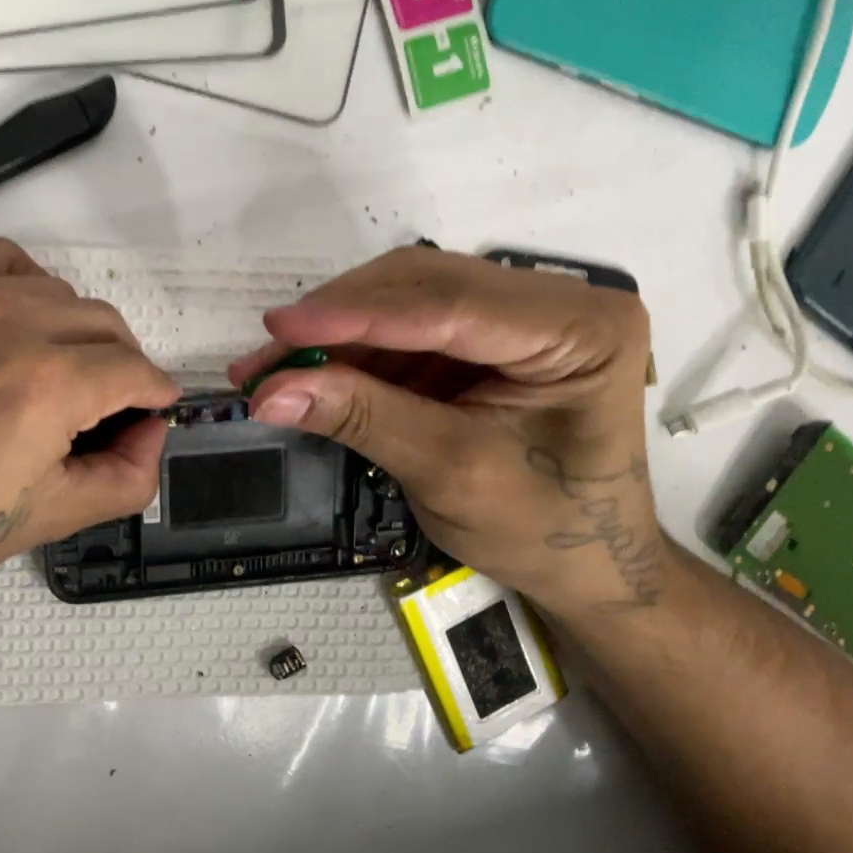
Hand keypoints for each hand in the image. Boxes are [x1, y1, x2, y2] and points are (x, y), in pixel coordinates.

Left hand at [0, 240, 179, 639]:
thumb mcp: (47, 519)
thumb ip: (124, 478)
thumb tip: (149, 434)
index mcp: (50, 385)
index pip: (136, 371)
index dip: (156, 398)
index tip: (151, 416)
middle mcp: (15, 325)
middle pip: (106, 325)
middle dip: (124, 366)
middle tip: (107, 411)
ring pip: (59, 292)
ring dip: (79, 329)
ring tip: (61, 374)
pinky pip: (2, 263)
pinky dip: (29, 285)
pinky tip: (19, 324)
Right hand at [228, 247, 661, 612]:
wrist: (589, 566)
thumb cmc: (542, 528)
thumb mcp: (449, 471)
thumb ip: (363, 418)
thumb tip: (270, 392)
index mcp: (580, 330)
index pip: (449, 305)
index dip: (355, 315)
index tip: (278, 327)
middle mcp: (555, 302)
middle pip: (422, 286)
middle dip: (336, 321)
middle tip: (263, 358)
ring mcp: (520, 316)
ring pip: (405, 299)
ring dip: (335, 335)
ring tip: (271, 370)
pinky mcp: (486, 338)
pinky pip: (405, 327)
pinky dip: (353, 352)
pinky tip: (310, 375)